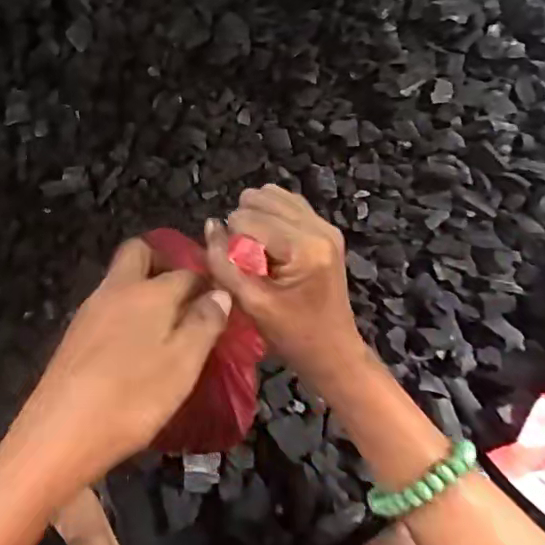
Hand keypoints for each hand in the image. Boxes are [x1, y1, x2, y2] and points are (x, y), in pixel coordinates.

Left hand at [8, 239, 233, 487]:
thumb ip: (203, 324)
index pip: (184, 270)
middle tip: (190, 297)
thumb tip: (219, 293)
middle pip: (138, 253)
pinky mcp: (78, 330)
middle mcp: (116, 288)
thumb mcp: (182, 364)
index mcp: (147, 291)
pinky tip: (141, 344)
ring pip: (122, 279)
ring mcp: (91, 307)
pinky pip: (109, 305)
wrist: (64, 424)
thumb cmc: (133, 395)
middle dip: (164, 263)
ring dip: (146, 289)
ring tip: (173, 326)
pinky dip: (129, 311)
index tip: (223, 297)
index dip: (206, 279)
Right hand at [203, 185, 366, 387]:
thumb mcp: (249, 302)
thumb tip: (211, 224)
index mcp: (304, 248)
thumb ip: (222, 262)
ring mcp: (324, 224)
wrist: (333, 350)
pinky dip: (269, 215)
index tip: (245, 271)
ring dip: (254, 217)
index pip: (244, 218)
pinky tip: (270, 242)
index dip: (233, 243)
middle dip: (243, 226)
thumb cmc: (291, 333)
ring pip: (268, 193)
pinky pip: (284, 200)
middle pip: (256, 199)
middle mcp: (318, 227)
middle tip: (251, 260)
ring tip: (260, 249)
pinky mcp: (324, 226)